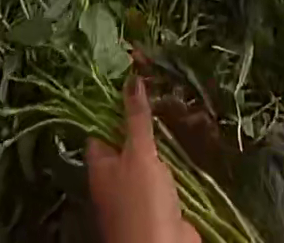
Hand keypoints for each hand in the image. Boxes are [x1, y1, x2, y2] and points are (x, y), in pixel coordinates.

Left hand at [86, 76, 200, 242]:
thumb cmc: (141, 202)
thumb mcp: (139, 153)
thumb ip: (136, 118)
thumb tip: (131, 77)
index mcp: (99, 163)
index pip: (99, 125)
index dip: (112, 104)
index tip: (127, 79)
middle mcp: (113, 178)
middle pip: (124, 141)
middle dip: (139, 122)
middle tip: (155, 90)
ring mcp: (136, 193)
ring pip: (146, 159)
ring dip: (158, 143)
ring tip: (173, 108)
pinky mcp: (159, 206)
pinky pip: (164, 178)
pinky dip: (173, 164)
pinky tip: (184, 144)